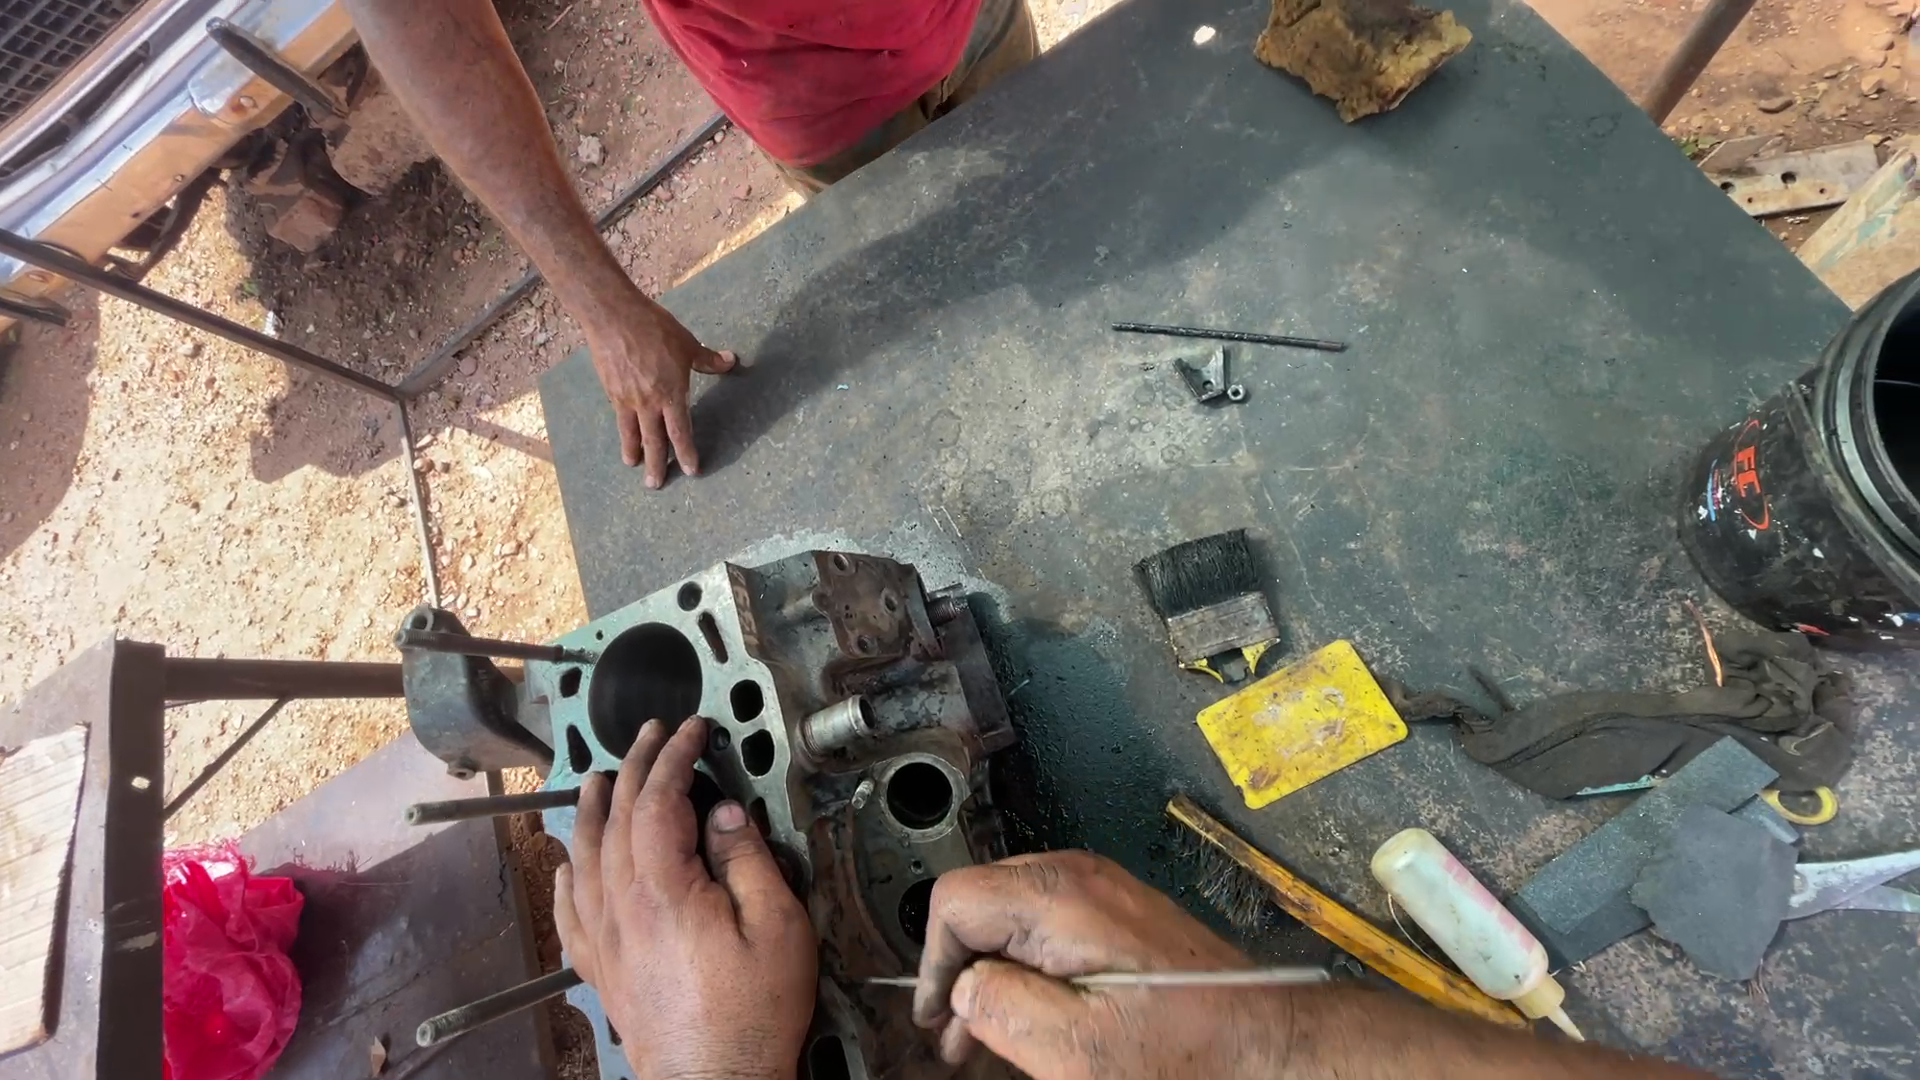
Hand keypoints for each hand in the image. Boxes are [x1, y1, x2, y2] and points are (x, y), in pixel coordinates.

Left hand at [555, 717, 815, 1079]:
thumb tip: (722, 811)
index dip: (674, 756)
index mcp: (663, 890)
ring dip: (590, 808)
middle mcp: (620, 908)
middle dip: (633, 765)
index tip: (692, 727)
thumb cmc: (754, 1007)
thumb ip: (744, 858)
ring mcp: (604, 940)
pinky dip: (565, 875)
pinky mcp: (601, 969)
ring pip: (584, 856)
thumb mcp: (775, 922)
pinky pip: (569, 911)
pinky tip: (565, 863)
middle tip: (650, 732)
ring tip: (595, 775)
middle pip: (615, 817)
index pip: (657, 800)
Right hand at [585, 290, 737, 488]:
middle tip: (656, 485)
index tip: (691, 470)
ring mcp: (627, 398)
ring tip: (634, 467)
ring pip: (632, 433)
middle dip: (657, 465)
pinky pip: (619, 418)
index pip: (680, 431)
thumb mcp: (687, 343)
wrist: (612, 315)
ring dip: (634, 453)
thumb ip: (708, 359)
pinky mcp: (611, 390)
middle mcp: (648, 402)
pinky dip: (622, 432)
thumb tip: (731, 361)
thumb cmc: (654, 328)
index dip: (686, 452)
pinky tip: (623, 438)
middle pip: (654, 441)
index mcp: (671, 394)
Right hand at [912, 851, 1292, 1079]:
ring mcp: (1093, 882)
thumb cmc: (1179, 1051)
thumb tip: (961, 987)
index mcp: (1056, 895)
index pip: (956, 899)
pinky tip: (1031, 1006)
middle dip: (958, 966)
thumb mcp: (1079, 1052)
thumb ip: (1003, 1010)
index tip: (937, 1020)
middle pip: (977, 899)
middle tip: (956, 1038)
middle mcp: (1071, 872)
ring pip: (1006, 909)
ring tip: (986, 1032)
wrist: (1265, 1036)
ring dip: (988, 967)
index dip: (934, 960)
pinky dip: (1022, 959)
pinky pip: (1041, 918)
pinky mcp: (1109, 902)